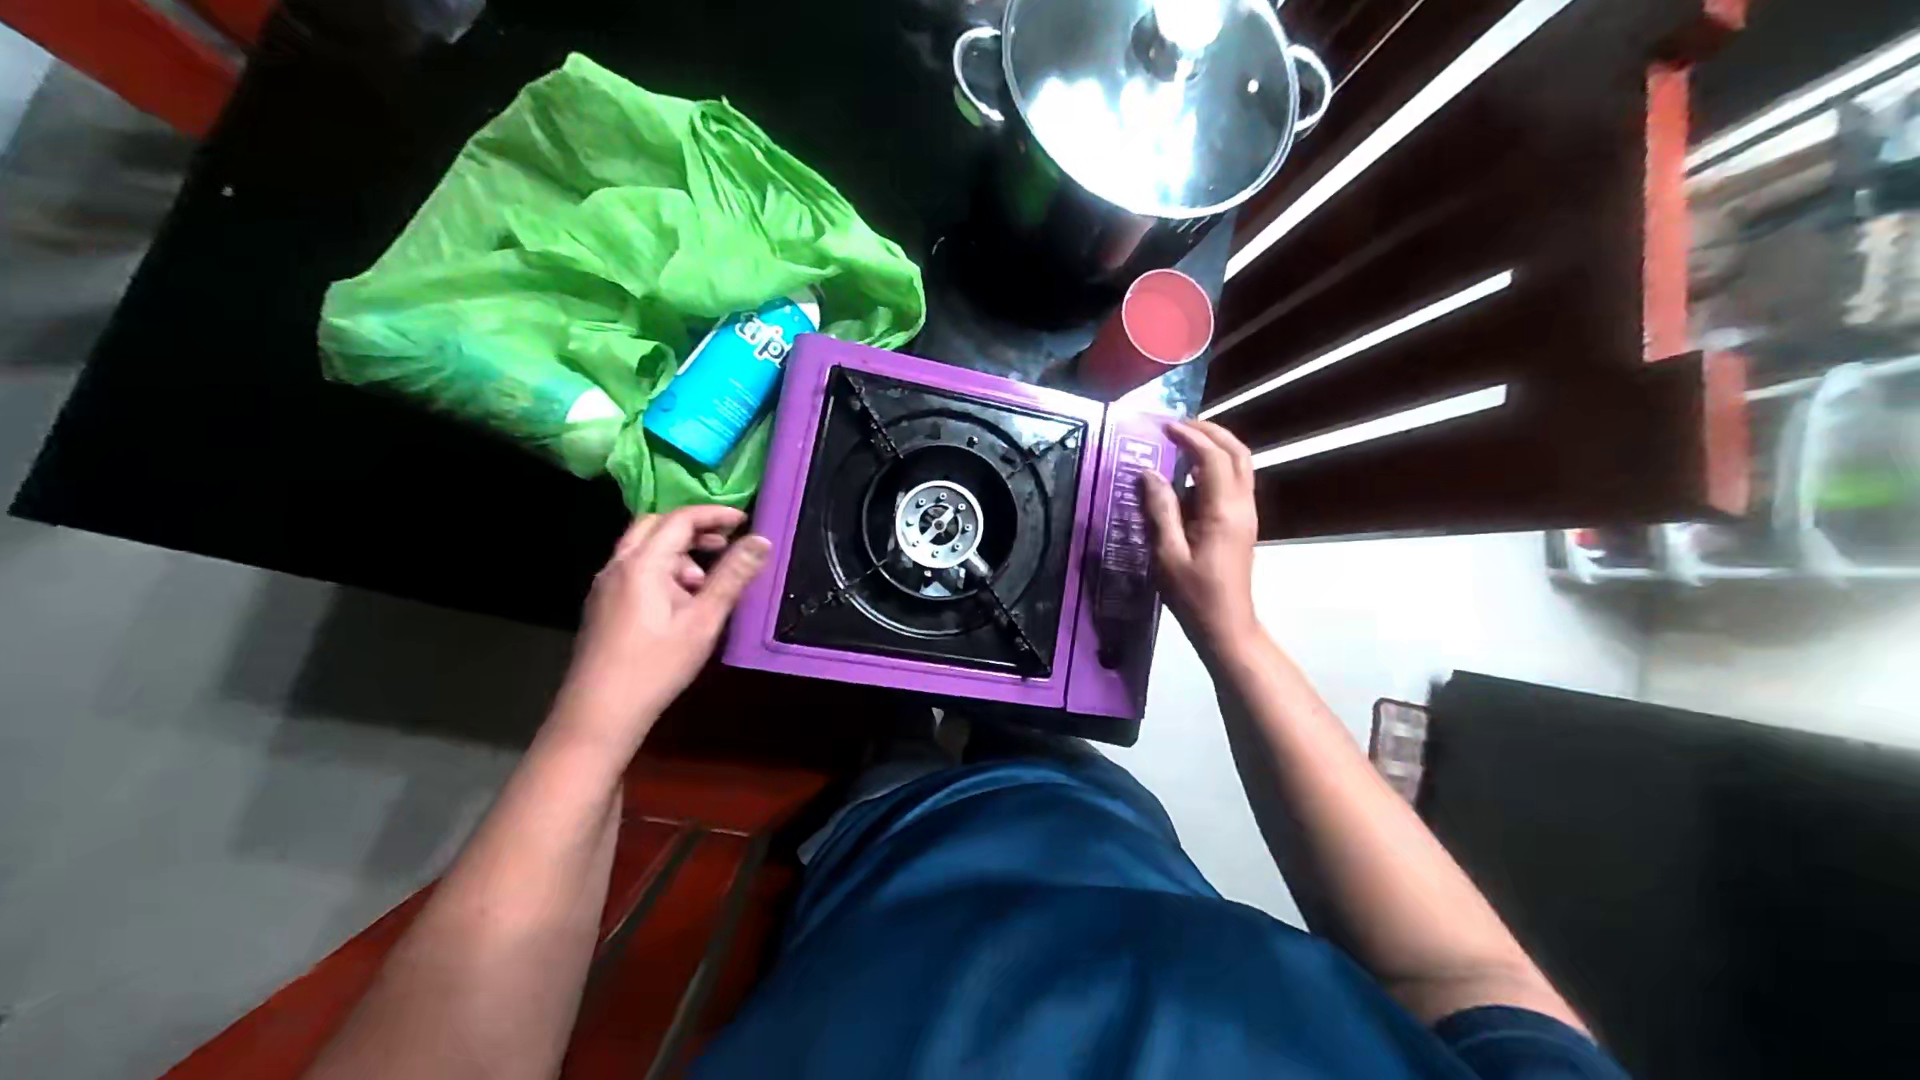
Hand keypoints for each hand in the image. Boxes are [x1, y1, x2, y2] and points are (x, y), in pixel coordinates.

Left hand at [553, 505, 771, 747]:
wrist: (599, 713)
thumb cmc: (655, 666)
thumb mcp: (703, 621)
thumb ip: (732, 577)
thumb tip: (761, 541)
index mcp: (641, 564)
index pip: (680, 519)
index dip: (714, 514)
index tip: (744, 521)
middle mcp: (618, 566)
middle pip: (656, 526)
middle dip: (693, 529)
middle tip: (725, 544)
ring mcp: (605, 586)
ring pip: (644, 549)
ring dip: (678, 553)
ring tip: (705, 584)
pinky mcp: (603, 605)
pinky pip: (635, 570)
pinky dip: (662, 570)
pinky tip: (680, 603)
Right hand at [1139, 419, 1260, 660]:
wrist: (1225, 625)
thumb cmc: (1193, 595)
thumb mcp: (1167, 555)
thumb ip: (1159, 510)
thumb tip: (1149, 473)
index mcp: (1223, 511)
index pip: (1212, 458)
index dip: (1189, 437)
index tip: (1163, 427)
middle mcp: (1242, 506)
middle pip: (1236, 453)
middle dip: (1209, 432)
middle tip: (1177, 425)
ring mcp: (1245, 514)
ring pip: (1239, 465)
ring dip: (1214, 446)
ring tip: (1182, 441)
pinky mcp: (1240, 523)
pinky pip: (1233, 482)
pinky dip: (1214, 466)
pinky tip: (1188, 473)